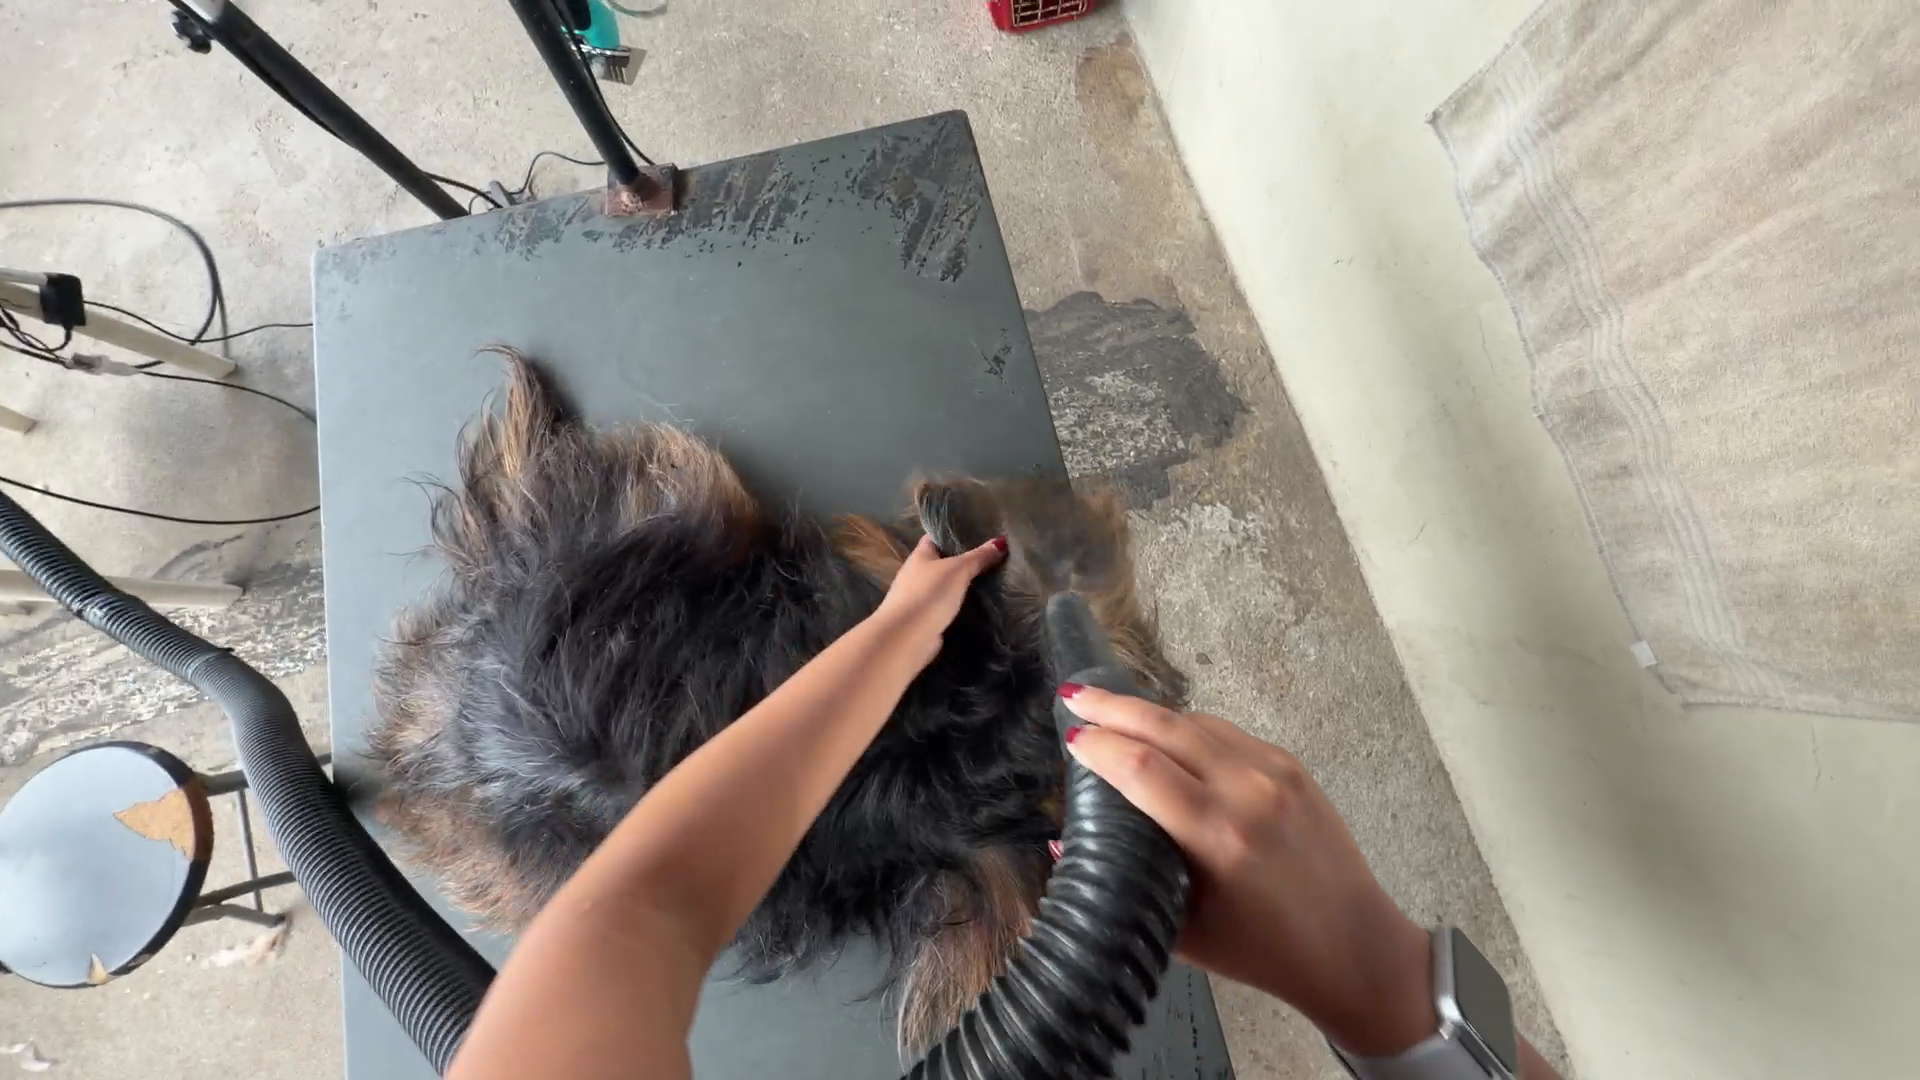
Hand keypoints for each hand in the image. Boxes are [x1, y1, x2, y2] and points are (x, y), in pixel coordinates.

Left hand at [868, 534, 1006, 668]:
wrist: (906, 636)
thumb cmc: (929, 594)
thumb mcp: (958, 570)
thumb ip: (979, 556)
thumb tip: (1001, 541)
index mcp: (920, 556)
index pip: (936, 538)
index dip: (954, 534)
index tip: (978, 533)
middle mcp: (917, 575)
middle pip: (943, 563)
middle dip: (964, 562)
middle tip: (993, 558)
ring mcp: (920, 599)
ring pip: (946, 587)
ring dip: (963, 586)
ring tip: (993, 580)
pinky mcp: (926, 620)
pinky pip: (948, 607)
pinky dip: (961, 606)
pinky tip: (980, 606)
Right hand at [1059, 686, 1438, 1056]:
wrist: (1359, 950)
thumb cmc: (1264, 952)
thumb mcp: (1184, 931)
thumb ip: (1120, 881)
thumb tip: (1061, 840)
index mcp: (1220, 835)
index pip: (1140, 766)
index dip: (1098, 745)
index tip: (1070, 740)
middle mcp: (1248, 790)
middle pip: (1163, 724)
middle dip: (1110, 706)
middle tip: (1072, 697)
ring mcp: (1274, 770)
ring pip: (1192, 719)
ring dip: (1146, 714)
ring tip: (1110, 715)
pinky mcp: (1290, 764)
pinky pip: (1222, 731)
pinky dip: (1184, 727)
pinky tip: (1163, 736)